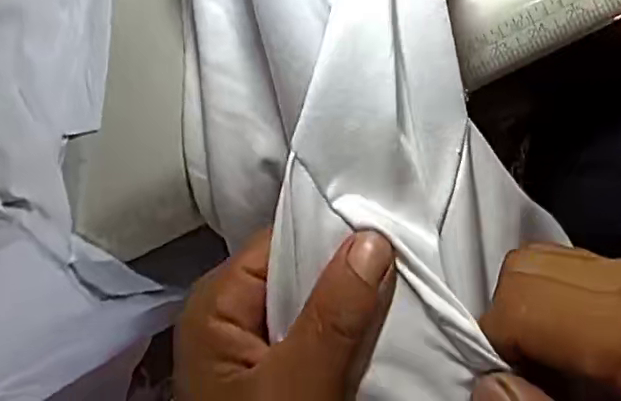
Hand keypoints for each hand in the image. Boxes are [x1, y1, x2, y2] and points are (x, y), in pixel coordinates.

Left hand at [175, 227, 396, 400]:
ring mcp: (248, 351)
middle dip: (345, 275)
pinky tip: (376, 339)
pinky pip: (309, 342)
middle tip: (403, 268)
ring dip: (349, 311)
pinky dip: (342, 342)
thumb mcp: (296, 388)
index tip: (385, 234)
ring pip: (308, 309)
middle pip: (294, 274)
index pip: (279, 243)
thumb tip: (372, 238)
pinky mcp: (269, 381)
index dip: (329, 236)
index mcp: (217, 301)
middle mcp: (228, 315)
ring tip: (399, 296)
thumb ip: (333, 315)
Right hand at [473, 244, 620, 400]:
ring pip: (542, 260)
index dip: (500, 350)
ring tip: (566, 379)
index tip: (515, 395)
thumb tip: (488, 385)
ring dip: (534, 314)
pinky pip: (574, 269)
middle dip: (513, 327)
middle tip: (538, 389)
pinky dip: (560, 307)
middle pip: (524, 270)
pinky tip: (591, 361)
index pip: (520, 301)